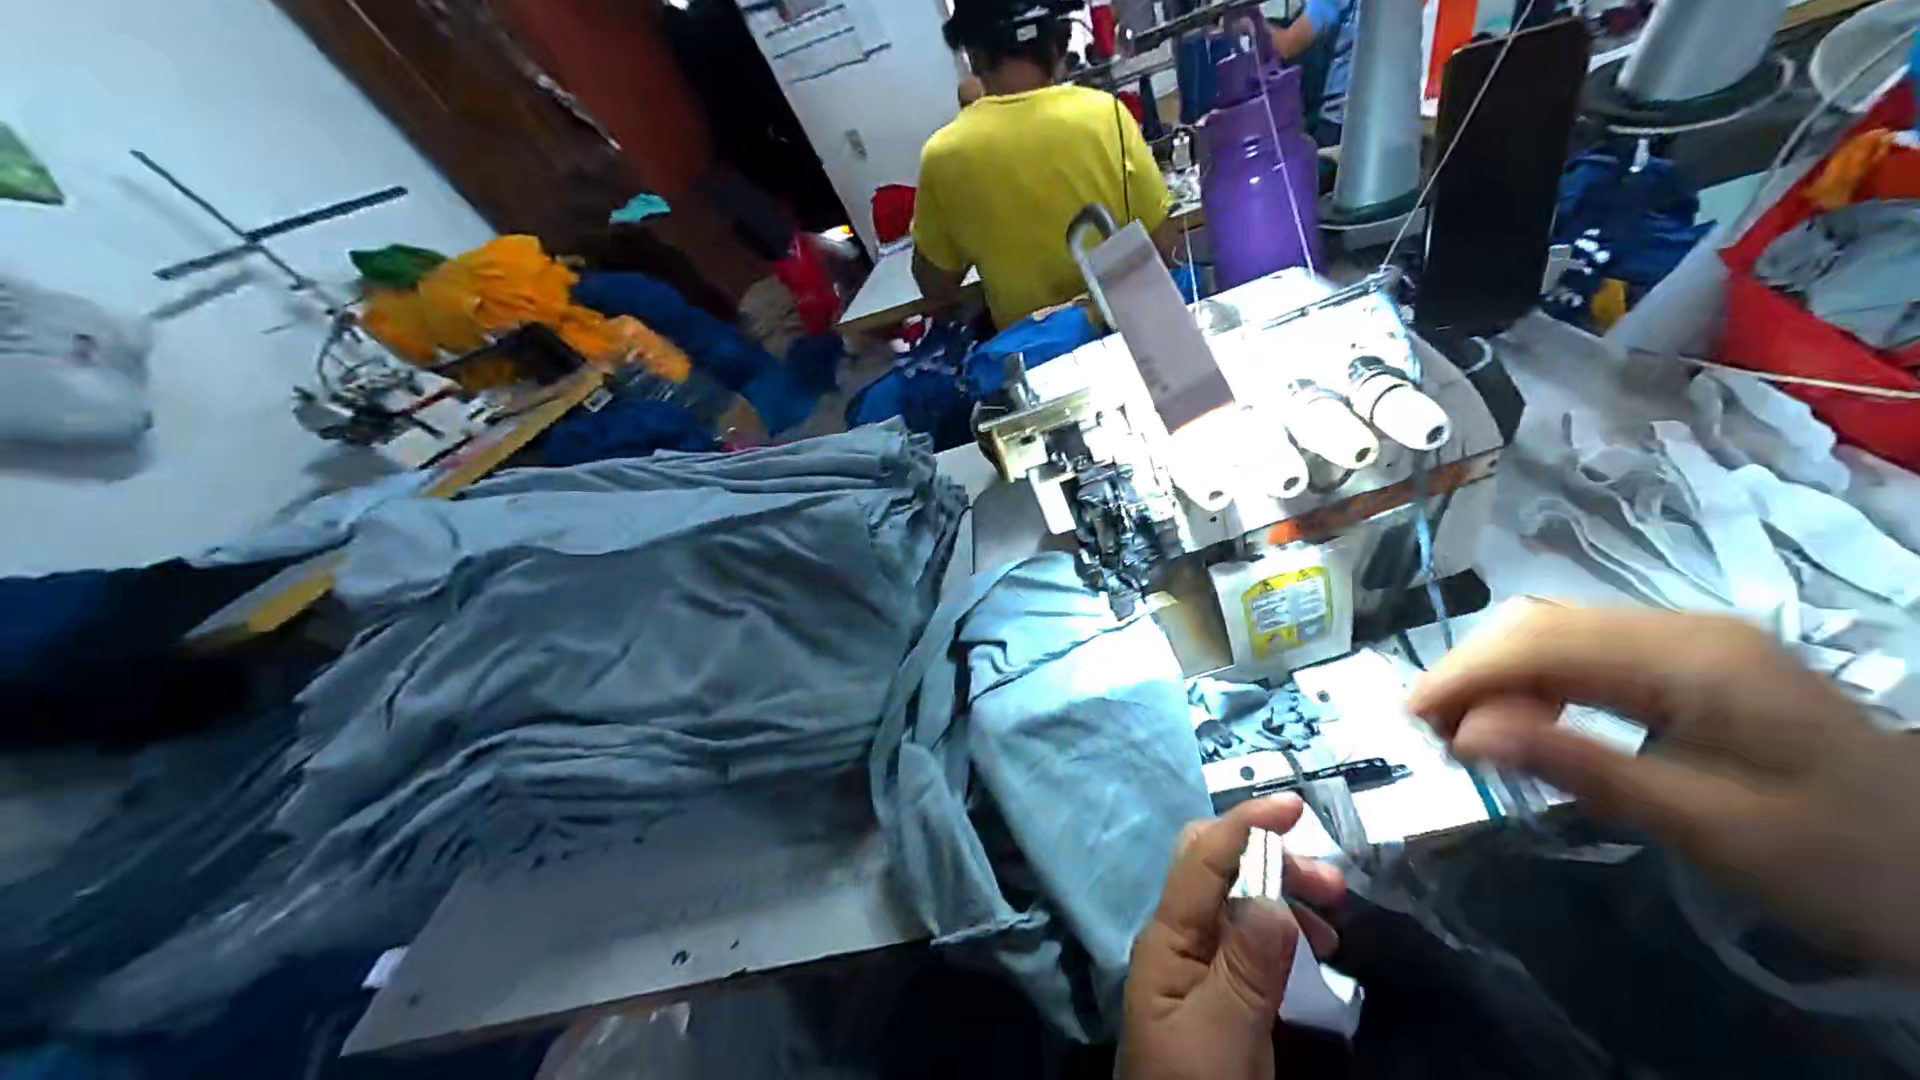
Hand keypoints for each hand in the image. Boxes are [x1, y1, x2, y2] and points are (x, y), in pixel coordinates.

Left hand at [1119, 796, 1344, 1079]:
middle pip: (1218, 869)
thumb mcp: (1221, 1035)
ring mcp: (1198, 962)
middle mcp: (1179, 936)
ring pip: (1238, 901)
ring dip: (1284, 894)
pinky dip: (1285, 931)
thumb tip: (1272, 896)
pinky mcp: (1220, 990)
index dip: (1244, 824)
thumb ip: (1247, 966)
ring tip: (1333, 922)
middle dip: (1271, 858)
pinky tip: (1315, 950)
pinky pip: (1251, 939)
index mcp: (1167, 936)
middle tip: (1333, 886)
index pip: (1201, 858)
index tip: (1294, 805)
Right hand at [1409, 600, 1919, 975]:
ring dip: (1493, 674)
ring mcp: (1682, 642)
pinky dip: (1528, 681)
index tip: (1409, 716)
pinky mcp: (1679, 663)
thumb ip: (1580, 766)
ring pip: (1549, 633)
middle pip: (1538, 625)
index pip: (1541, 641)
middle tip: (1431, 729)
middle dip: (1470, 671)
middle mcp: (1681, 630)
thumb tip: (1467, 733)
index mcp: (1695, 660)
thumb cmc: (1846, 861)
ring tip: (1463, 727)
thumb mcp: (1709, 826)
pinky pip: (1576, 652)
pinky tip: (1519, 718)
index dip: (1463, 672)